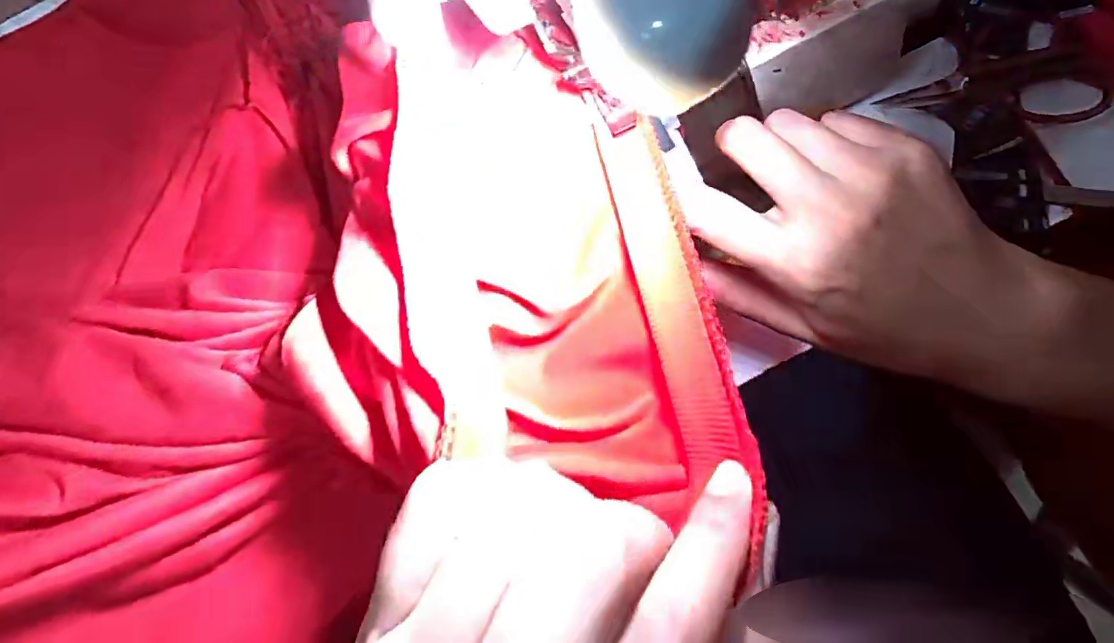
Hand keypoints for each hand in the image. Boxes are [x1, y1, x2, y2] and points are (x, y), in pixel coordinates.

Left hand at [357, 458, 752, 642]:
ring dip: (556, 503)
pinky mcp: (380, 624)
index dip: (706, 554)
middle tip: (635, 548)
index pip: (662, 634)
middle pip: (584, 556)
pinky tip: (496, 510)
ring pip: (516, 516)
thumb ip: (663, 630)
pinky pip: (442, 499)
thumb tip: (718, 573)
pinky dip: (480, 487)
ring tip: (563, 533)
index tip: (733, 484)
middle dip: (624, 532)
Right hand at [679, 110, 1069, 395]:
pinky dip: (830, 138)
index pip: (708, 207)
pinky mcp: (901, 145)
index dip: (686, 191)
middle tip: (750, 165)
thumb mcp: (808, 328)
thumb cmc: (886, 328)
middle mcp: (827, 205)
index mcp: (797, 260)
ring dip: (785, 141)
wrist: (983, 307)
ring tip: (806, 169)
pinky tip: (849, 168)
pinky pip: (837, 118)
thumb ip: (741, 293)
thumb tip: (688, 259)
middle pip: (745, 134)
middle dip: (735, 145)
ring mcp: (868, 168)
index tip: (689, 187)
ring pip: (790, 119)